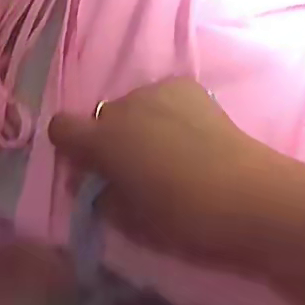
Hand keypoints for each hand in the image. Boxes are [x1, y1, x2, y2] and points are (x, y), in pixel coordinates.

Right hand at [47, 78, 304, 265]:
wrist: (243, 192)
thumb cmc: (182, 216)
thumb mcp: (130, 219)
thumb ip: (102, 195)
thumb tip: (92, 181)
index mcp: (103, 139)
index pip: (61, 126)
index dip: (70, 145)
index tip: (87, 165)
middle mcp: (125, 104)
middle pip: (103, 116)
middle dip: (111, 138)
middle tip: (136, 166)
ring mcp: (158, 89)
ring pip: (134, 104)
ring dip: (140, 122)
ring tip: (168, 148)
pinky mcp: (187, 85)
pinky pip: (162, 96)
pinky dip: (166, 110)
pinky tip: (188, 133)